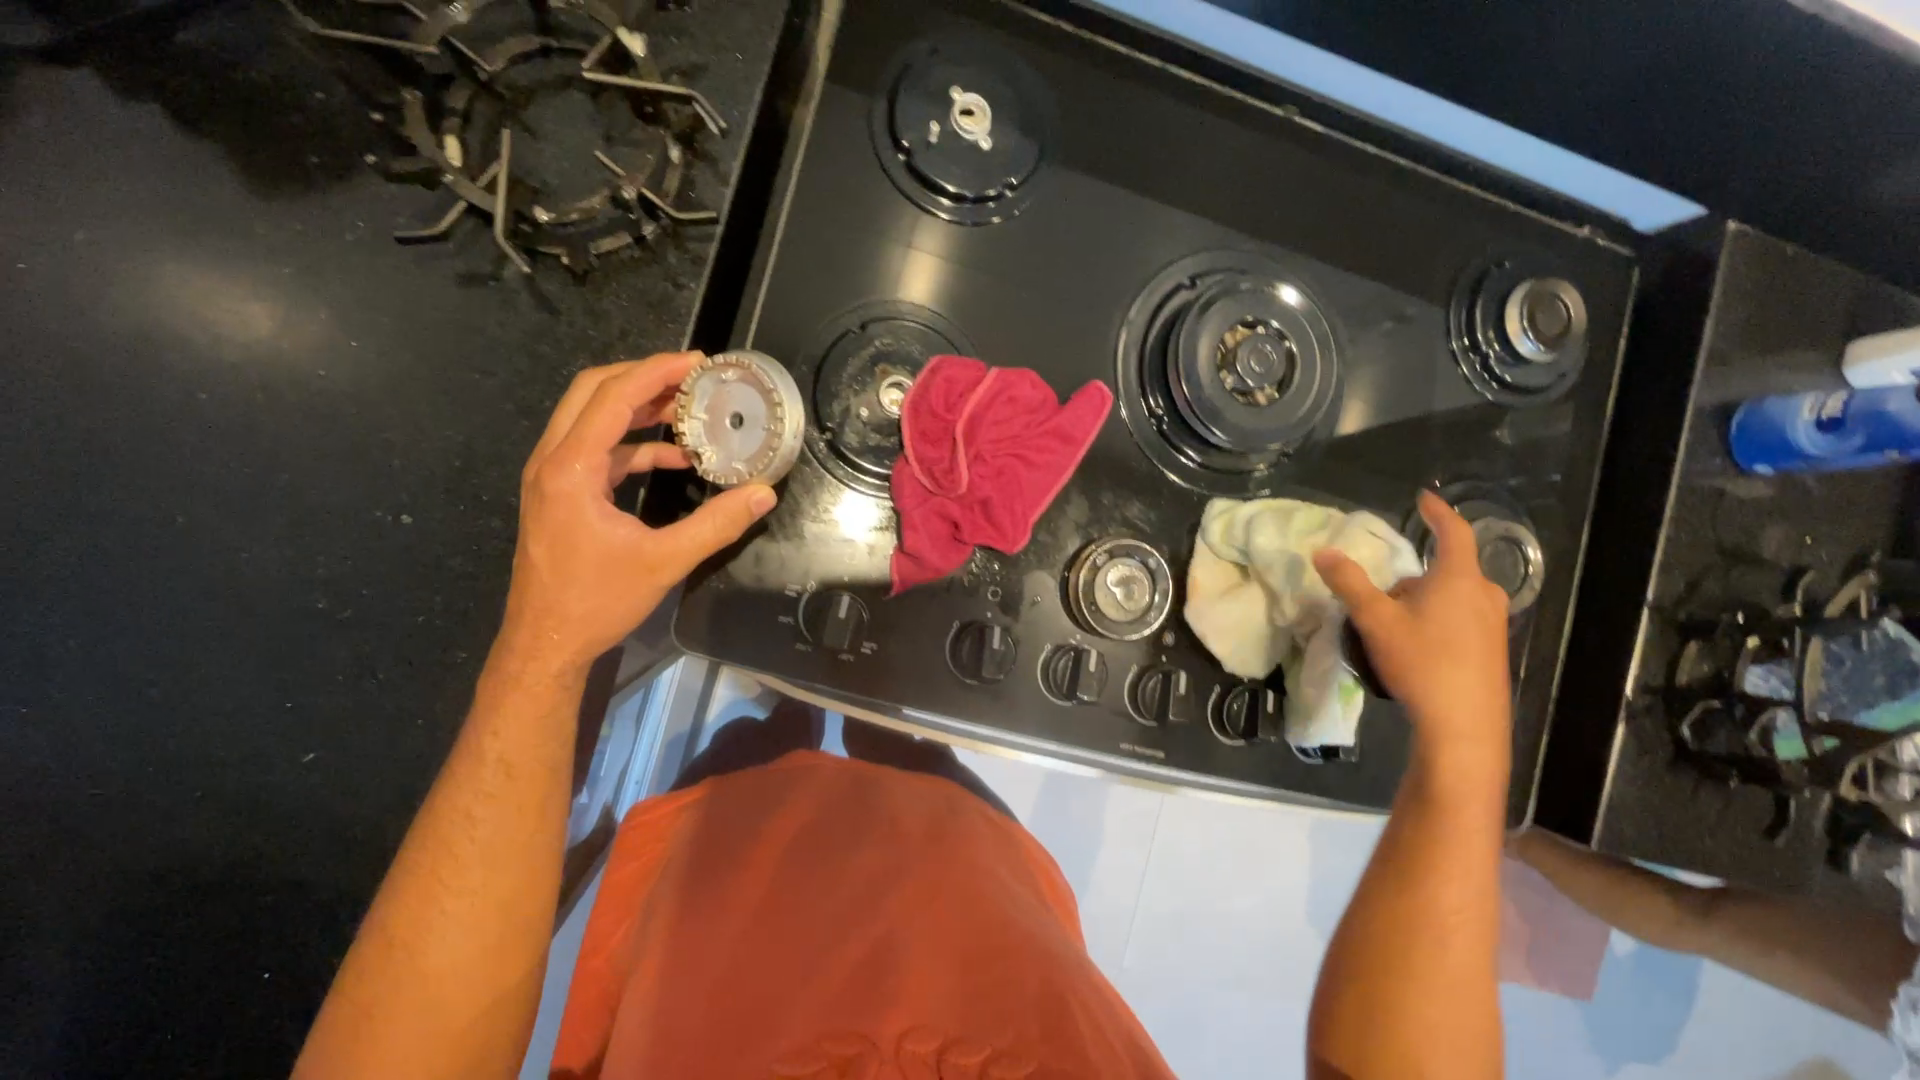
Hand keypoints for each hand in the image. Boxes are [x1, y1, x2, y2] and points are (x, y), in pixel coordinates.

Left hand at [498, 353, 777, 672]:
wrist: (545, 643)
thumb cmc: (596, 601)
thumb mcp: (664, 562)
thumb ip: (716, 524)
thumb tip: (762, 495)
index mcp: (570, 468)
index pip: (612, 397)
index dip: (656, 372)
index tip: (697, 362)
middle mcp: (552, 461)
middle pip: (592, 392)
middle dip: (643, 378)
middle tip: (691, 378)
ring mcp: (550, 477)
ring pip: (591, 419)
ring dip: (637, 409)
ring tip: (686, 411)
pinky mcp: (559, 494)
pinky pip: (595, 451)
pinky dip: (631, 445)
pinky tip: (671, 459)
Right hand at [1312, 491, 1511, 763]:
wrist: (1464, 725)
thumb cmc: (1422, 663)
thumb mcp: (1375, 621)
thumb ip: (1349, 583)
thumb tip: (1323, 552)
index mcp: (1459, 578)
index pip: (1453, 531)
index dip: (1438, 512)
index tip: (1424, 498)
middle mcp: (1485, 594)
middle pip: (1445, 570)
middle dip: (1414, 577)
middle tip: (1382, 596)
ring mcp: (1494, 624)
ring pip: (1452, 597)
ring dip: (1423, 602)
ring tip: (1393, 628)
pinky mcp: (1494, 650)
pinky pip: (1461, 619)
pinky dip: (1437, 622)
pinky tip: (1415, 650)